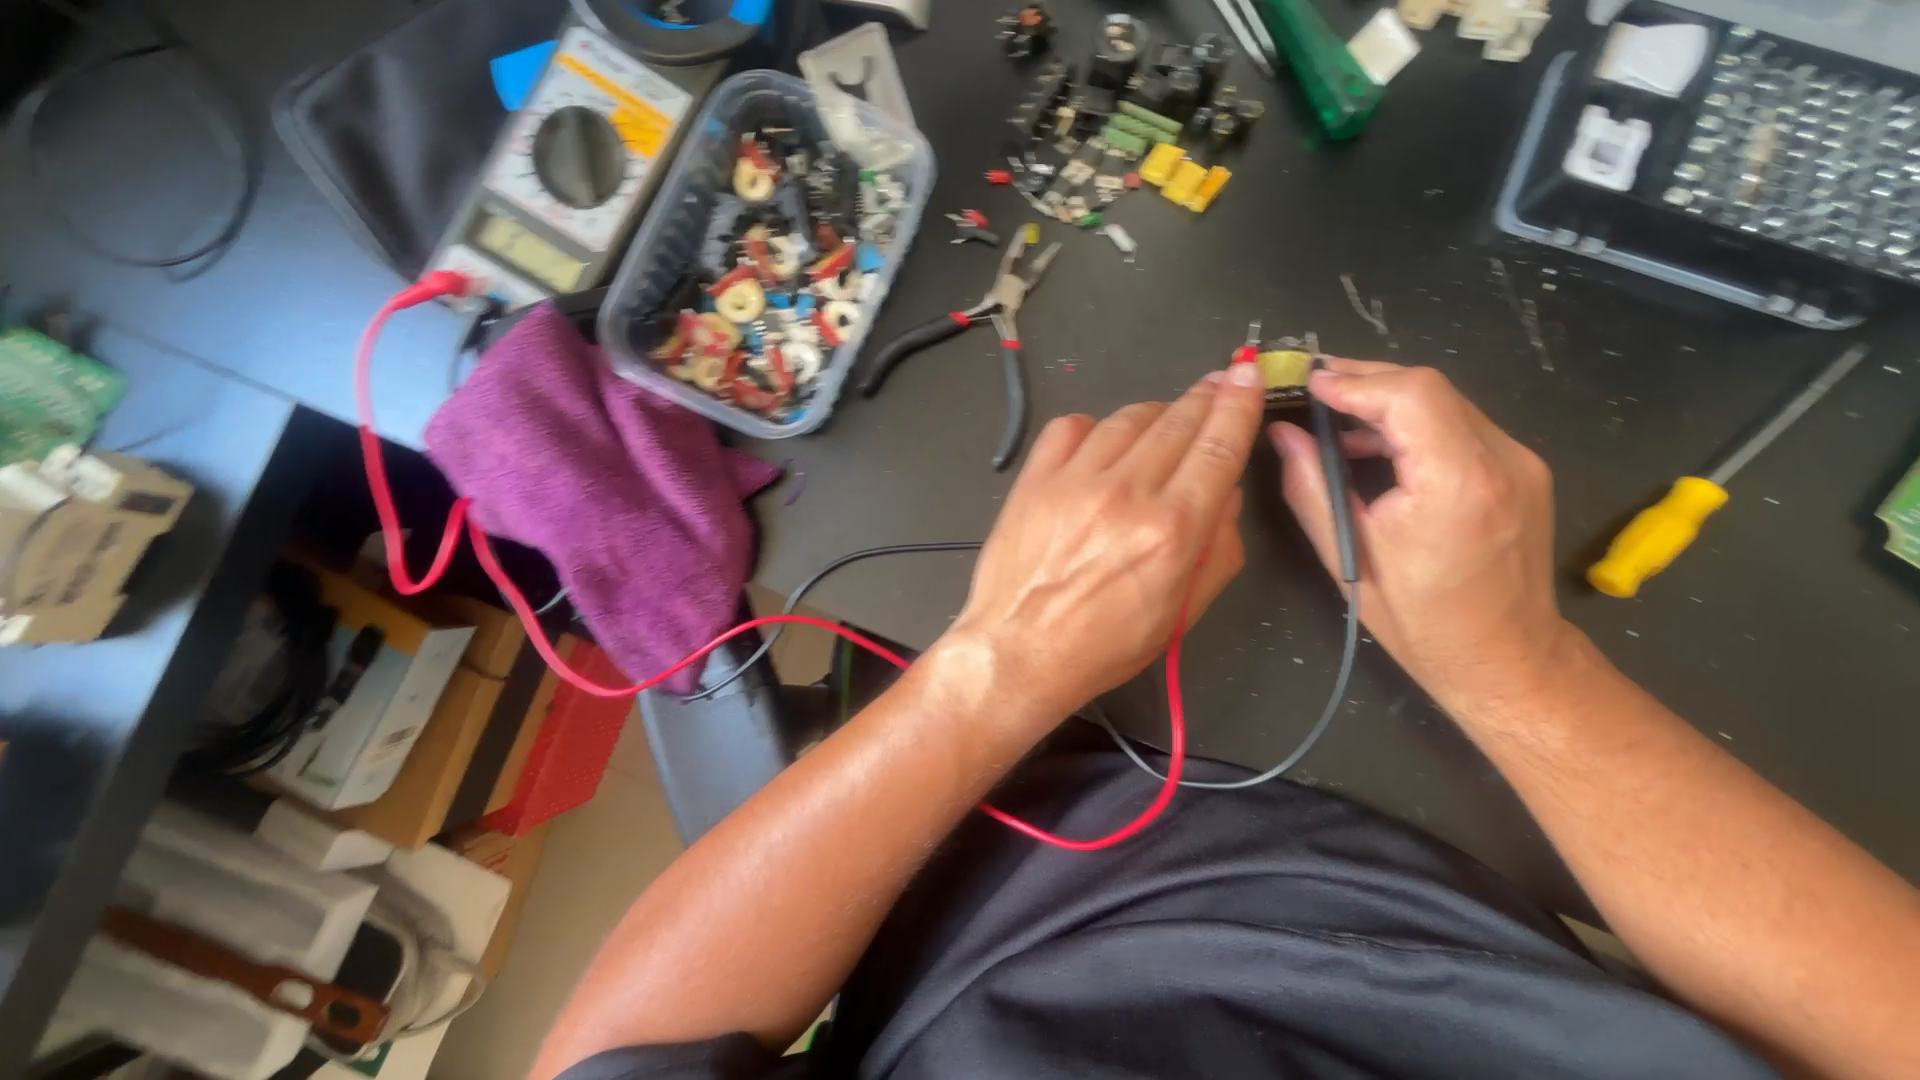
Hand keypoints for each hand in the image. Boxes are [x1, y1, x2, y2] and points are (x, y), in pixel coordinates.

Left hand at [943, 363, 1267, 721]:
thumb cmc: (1105, 645)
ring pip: (1128, 418)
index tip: (1249, 375)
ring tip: (1164, 422)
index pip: (1219, 446)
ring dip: (1155, 413)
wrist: (1018, 652)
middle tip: (1218, 385)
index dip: (1240, 404)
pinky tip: (1103, 443)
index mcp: (1172, 530)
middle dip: (1205, 397)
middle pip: (1178, 421)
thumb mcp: (1183, 612)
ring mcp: (1075, 481)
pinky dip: (1095, 427)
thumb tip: (1227, 492)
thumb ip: (1219, 549)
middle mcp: (1126, 494)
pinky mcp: (1034, 480)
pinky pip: (1071, 427)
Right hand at [1270, 358, 1572, 713]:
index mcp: (1455, 485)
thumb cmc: (1419, 619)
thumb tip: (1283, 434)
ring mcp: (1521, 462)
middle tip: (1316, 386)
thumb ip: (1311, 487)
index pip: (1411, 395)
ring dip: (1390, 400)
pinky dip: (1416, 421)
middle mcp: (1501, 461)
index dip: (1356, 380)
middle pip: (1431, 388)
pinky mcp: (1523, 469)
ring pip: (1447, 401)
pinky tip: (1378, 445)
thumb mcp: (1349, 557)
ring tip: (1337, 417)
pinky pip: (1462, 425)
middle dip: (1368, 379)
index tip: (1311, 383)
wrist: (1505, 655)